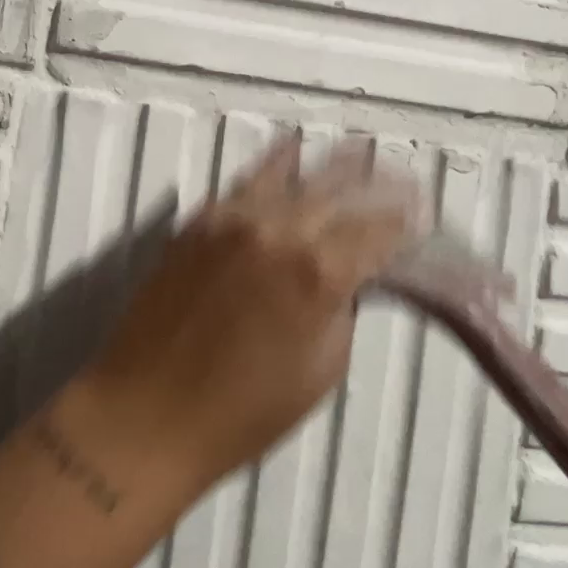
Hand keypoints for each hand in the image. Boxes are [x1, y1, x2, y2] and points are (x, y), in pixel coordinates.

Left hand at [79, 135, 420, 483]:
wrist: (145, 413)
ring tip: (353, 153)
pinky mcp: (194, 223)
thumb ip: (342, 309)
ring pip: (288, 172)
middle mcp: (276, 229)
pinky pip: (243, 184)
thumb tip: (348, 278)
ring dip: (325, 164)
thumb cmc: (243, 413)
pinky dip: (273, 170)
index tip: (422, 218)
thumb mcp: (322, 369)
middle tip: (399, 182)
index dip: (406, 223)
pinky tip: (288, 160)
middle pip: (338, 187)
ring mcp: (228, 219)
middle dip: (375, 183)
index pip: (379, 229)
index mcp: (318, 271)